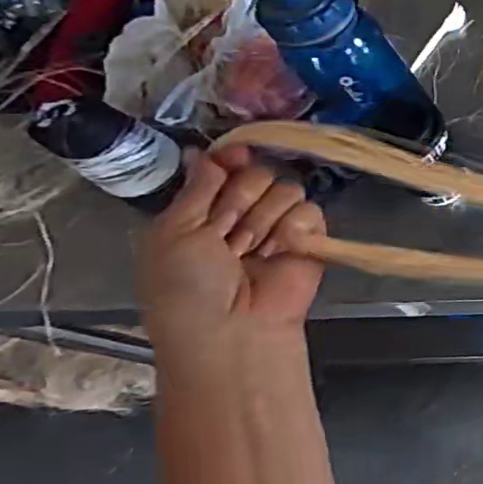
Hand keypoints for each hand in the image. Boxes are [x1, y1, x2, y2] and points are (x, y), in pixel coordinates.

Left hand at [136, 146, 325, 345]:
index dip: (231, 158)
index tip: (236, 156)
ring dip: (265, 221)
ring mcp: (278, 226)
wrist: (232, 332)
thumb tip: (206, 151)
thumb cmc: (188, 287)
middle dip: (242, 201)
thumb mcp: (171, 233)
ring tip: (253, 253)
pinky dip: (295, 230)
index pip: (224, 165)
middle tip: (229, 236)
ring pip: (285, 188)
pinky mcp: (310, 239)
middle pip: (257, 173)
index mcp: (203, 212)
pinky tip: (280, 253)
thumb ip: (195, 186)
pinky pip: (311, 210)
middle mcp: (243, 215)